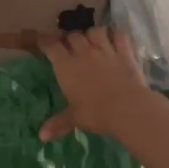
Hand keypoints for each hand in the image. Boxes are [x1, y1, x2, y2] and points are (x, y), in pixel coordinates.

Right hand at [37, 27, 151, 140]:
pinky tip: (115, 39)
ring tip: (92, 41)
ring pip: (95, 31)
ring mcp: (106, 50)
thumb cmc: (96, 112)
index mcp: (66, 66)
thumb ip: (58, 124)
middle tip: (69, 47)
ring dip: (91, 34)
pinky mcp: (125, 52)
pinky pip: (119, 35)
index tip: (42, 41)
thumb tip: (41, 136)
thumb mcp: (75, 118)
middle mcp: (84, 53)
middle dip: (69, 39)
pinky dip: (115, 34)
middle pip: (73, 35)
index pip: (51, 45)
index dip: (45, 40)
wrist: (127, 107)